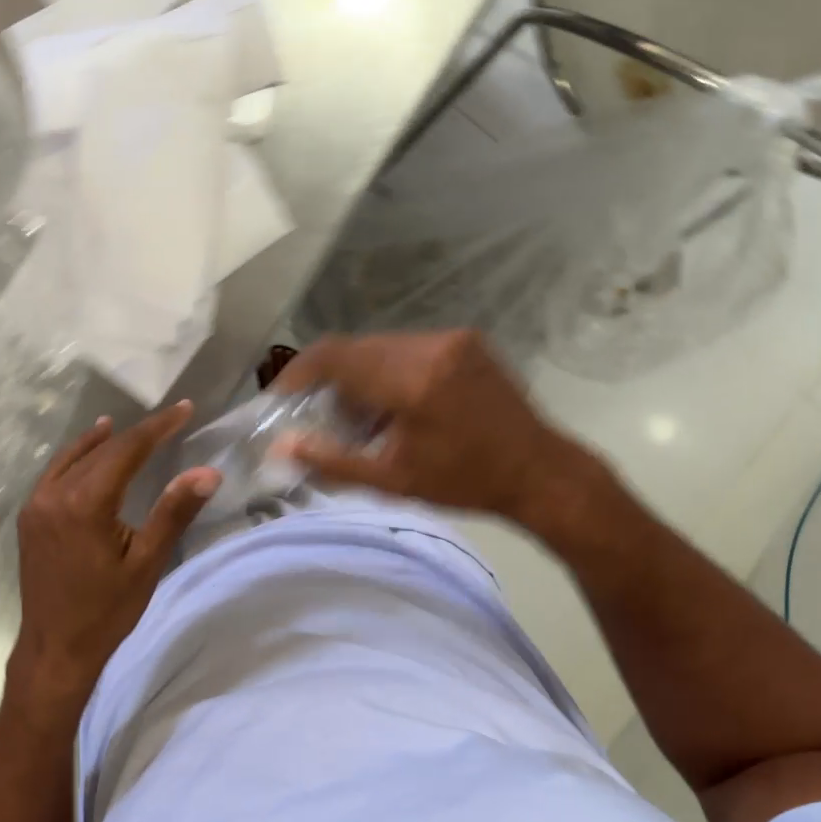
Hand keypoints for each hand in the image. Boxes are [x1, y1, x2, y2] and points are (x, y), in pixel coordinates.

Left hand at [9, 401, 221, 718]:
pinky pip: (55, 475)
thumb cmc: (106, 611)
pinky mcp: (30, 519)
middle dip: (136, 433)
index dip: (158, 427)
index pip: (127, 450)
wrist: (55, 648)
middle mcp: (55, 494)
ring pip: (73, 459)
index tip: (184, 409)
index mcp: (85, 503)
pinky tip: (87, 457)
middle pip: (101, 451)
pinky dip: (76, 459)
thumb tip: (207, 472)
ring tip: (123, 426)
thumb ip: (173, 512)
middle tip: (169, 419)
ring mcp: (37, 506)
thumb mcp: (147, 563)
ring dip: (102, 442)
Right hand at [273, 331, 611, 541]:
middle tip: (320, 416)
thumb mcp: (392, 480)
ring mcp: (452, 339)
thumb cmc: (463, 482)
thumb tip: (281, 447)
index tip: (281, 397)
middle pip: (356, 349)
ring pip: (381, 347)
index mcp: (411, 381)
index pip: (335, 356)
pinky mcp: (467, 341)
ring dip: (361, 375)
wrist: (539, 472)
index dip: (298, 372)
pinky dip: (390, 371)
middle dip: (330, 379)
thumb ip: (331, 461)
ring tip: (362, 417)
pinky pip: (410, 348)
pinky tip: (397, 405)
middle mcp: (430, 347)